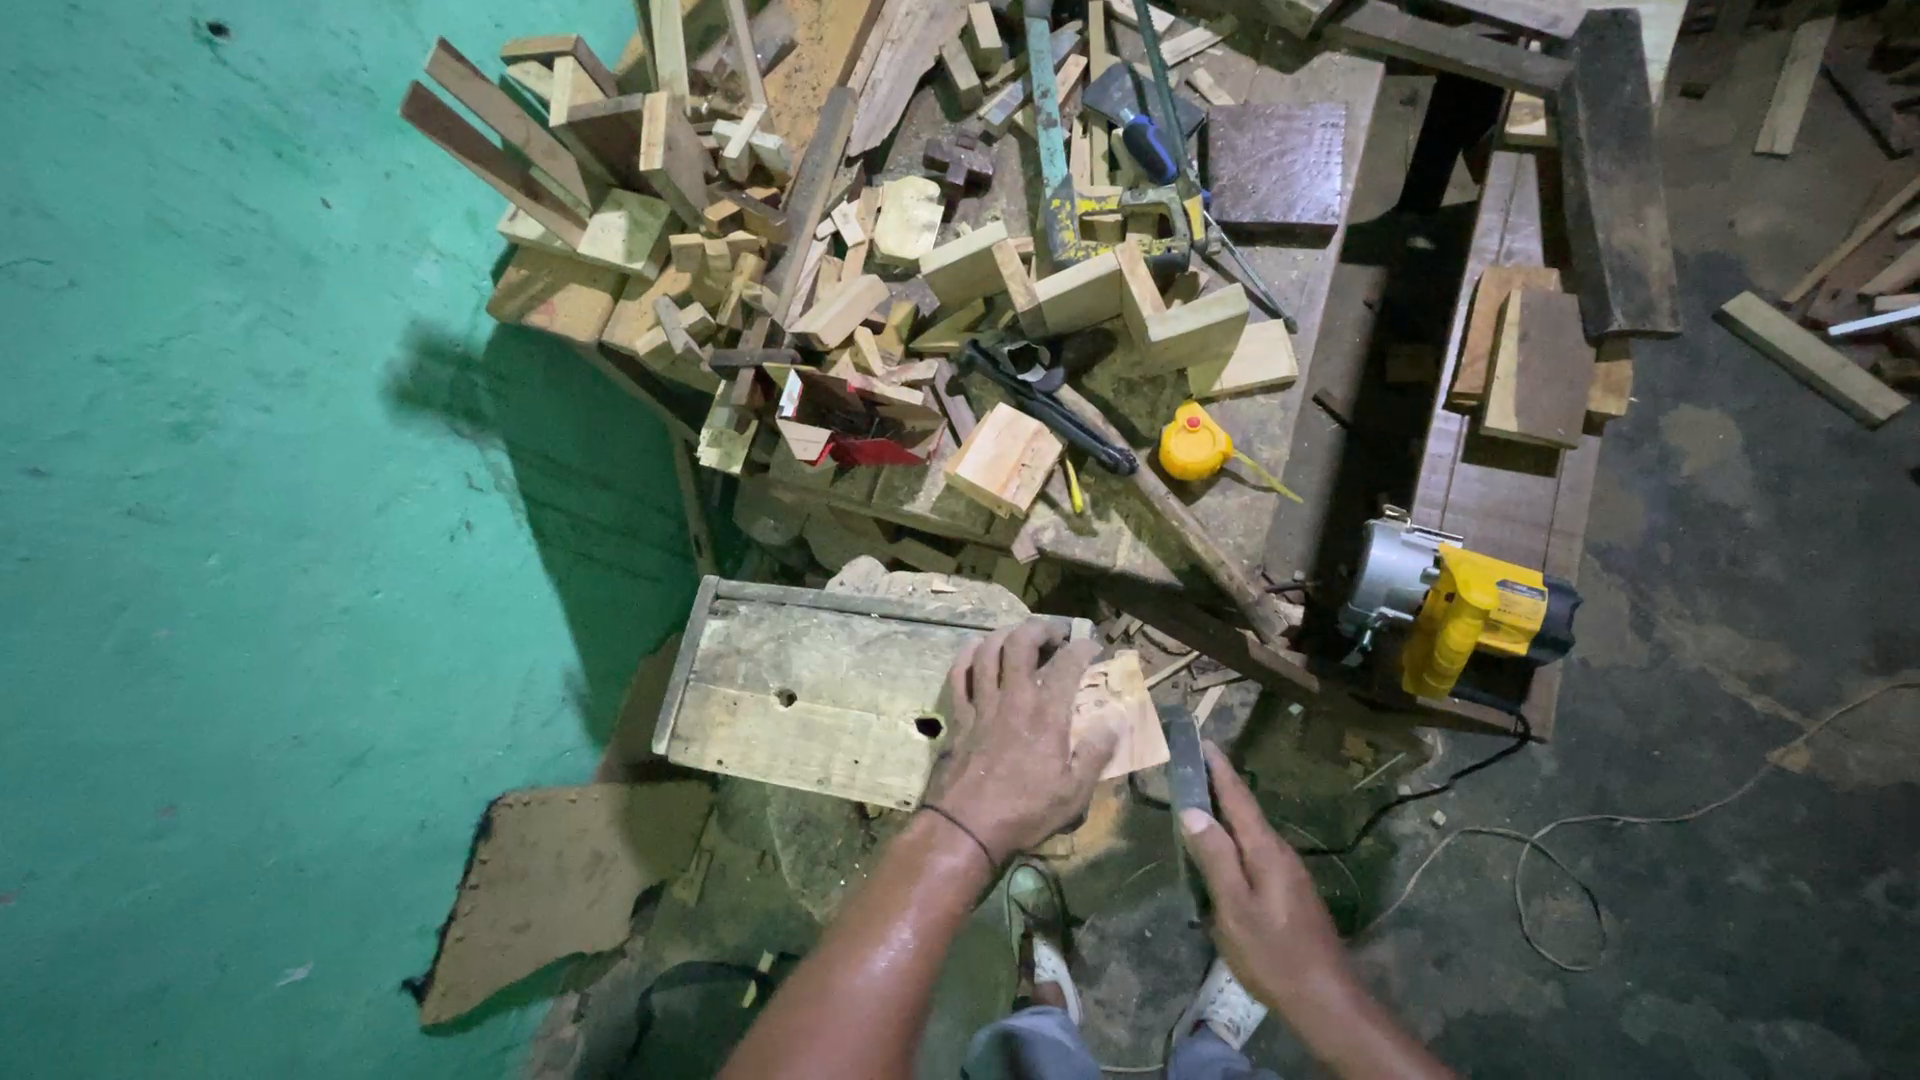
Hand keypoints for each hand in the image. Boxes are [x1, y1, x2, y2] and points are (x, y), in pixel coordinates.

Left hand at [922, 619, 1116, 861]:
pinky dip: (969, 655)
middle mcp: (1014, 699)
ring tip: (1019, 637)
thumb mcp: (1074, 794)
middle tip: (1055, 634)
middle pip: (1021, 642)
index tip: (1092, 647)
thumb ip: (1096, 754)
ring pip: (988, 650)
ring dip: (1005, 634)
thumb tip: (1115, 722)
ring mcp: (982, 704)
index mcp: (1047, 715)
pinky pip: (960, 674)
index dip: (1083, 648)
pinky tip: (978, 651)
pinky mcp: (959, 716)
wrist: (966, 827)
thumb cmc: (1025, 812)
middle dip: (1041, 628)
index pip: (1068, 665)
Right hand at [1179, 743, 1351, 1009]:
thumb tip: (1193, 811)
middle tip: (1189, 767)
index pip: (1238, 798)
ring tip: (1196, 803)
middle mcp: (1279, 852)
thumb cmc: (1274, 954)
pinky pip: (1253, 852)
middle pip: (1244, 811)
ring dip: (1224, 814)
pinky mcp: (1288, 891)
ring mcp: (1287, 873)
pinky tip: (1218, 852)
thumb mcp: (1235, 908)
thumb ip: (1215, 858)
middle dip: (1218, 786)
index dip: (1219, 769)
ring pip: (1249, 833)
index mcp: (1265, 850)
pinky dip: (1232, 840)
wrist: (1327, 1000)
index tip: (1203, 740)